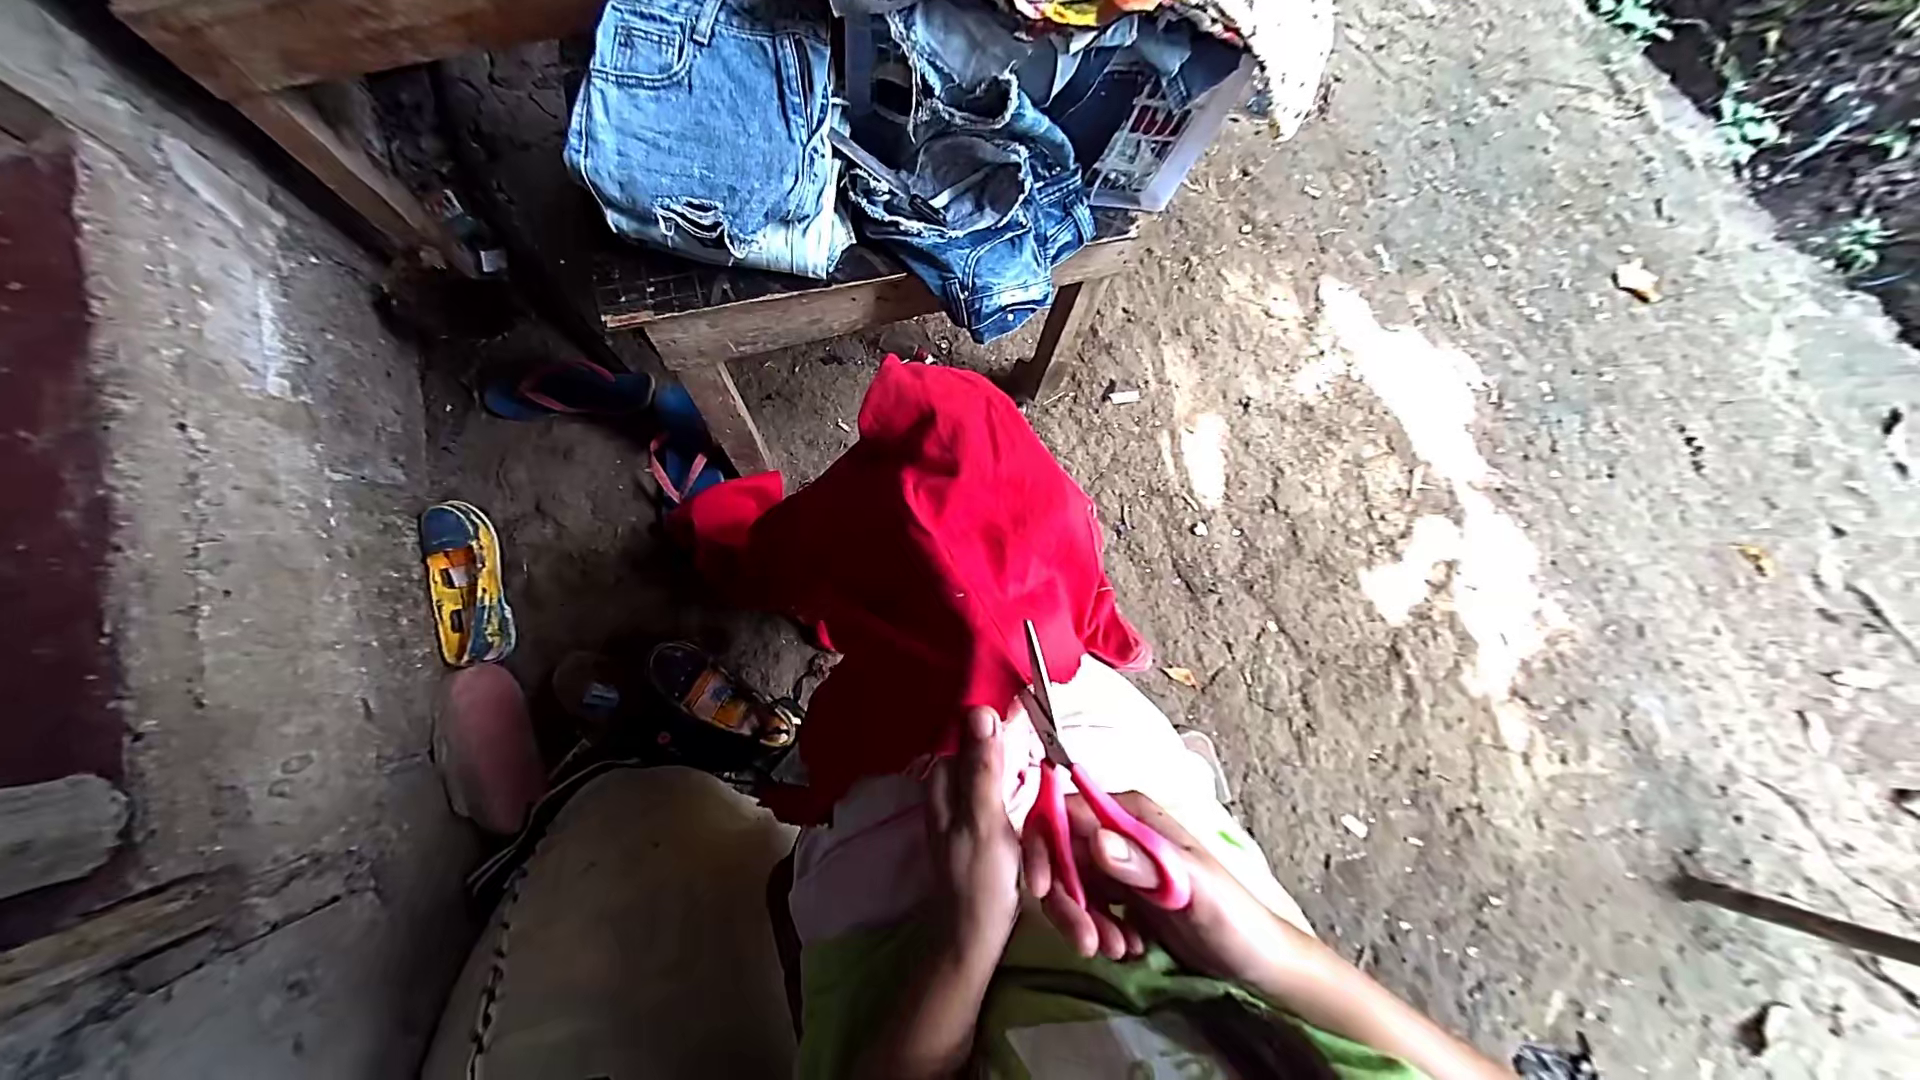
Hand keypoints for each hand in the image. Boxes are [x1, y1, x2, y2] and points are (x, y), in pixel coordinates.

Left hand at [924, 706, 1021, 962]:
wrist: (975, 935)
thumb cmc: (978, 879)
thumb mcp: (983, 820)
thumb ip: (982, 768)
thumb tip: (981, 710)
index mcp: (943, 776)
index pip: (970, 724)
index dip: (1000, 710)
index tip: (1033, 703)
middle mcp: (949, 780)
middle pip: (984, 739)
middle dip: (1013, 731)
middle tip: (1045, 731)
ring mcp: (965, 797)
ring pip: (994, 759)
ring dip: (1018, 752)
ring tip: (1045, 748)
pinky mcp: (981, 813)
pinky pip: (1002, 780)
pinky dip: (1019, 775)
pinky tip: (1036, 776)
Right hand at [1027, 791, 1297, 984]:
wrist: (1257, 960)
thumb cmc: (1232, 916)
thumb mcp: (1193, 889)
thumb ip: (1144, 862)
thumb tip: (1095, 839)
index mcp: (1129, 813)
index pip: (1065, 811)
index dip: (1044, 844)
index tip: (1042, 889)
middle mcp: (1117, 829)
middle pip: (1060, 850)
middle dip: (1065, 897)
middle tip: (1088, 941)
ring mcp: (1117, 861)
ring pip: (1069, 881)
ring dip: (1081, 919)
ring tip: (1117, 949)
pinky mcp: (1120, 892)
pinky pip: (1085, 905)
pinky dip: (1096, 928)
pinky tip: (1128, 947)